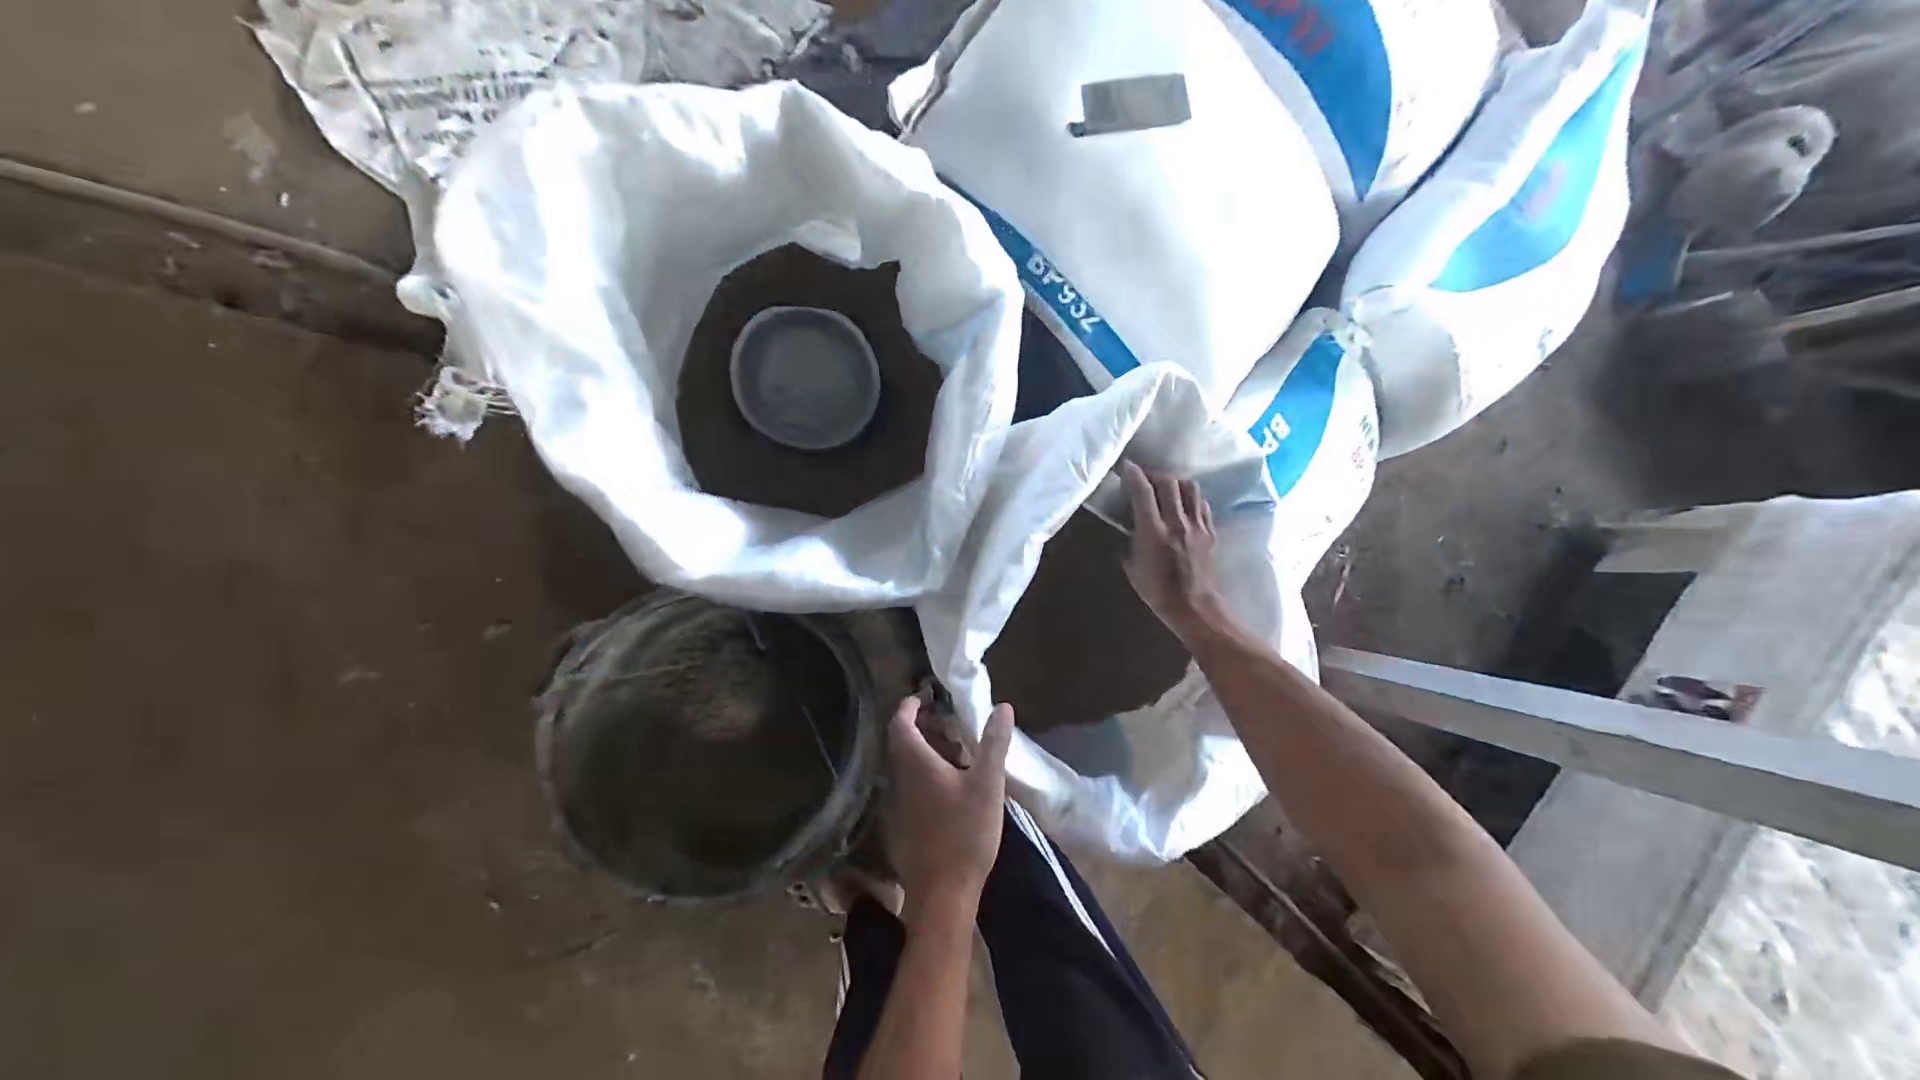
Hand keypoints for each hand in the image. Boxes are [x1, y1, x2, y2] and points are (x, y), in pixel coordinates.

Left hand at [885, 695, 1013, 928]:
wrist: (944, 890)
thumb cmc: (964, 832)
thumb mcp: (987, 784)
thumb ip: (993, 743)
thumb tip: (1003, 707)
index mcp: (916, 763)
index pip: (901, 722)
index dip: (911, 704)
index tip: (928, 694)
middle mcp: (903, 777)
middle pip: (904, 740)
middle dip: (924, 724)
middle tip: (951, 718)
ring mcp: (904, 800)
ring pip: (910, 762)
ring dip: (929, 747)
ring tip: (960, 744)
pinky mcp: (911, 818)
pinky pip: (916, 780)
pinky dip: (931, 768)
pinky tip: (957, 778)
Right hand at [1121, 460, 1225, 642]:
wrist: (1194, 607)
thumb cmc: (1157, 591)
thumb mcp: (1132, 567)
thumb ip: (1130, 541)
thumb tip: (1129, 526)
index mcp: (1153, 532)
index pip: (1143, 492)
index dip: (1133, 474)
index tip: (1126, 466)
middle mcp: (1176, 522)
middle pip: (1168, 482)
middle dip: (1154, 474)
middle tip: (1144, 476)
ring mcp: (1197, 525)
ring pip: (1189, 488)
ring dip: (1175, 482)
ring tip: (1166, 487)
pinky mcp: (1210, 531)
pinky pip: (1201, 504)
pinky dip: (1190, 498)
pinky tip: (1183, 504)